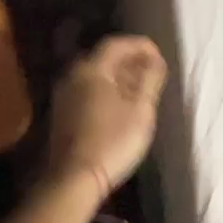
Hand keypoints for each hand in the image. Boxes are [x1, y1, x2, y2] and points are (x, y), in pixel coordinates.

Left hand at [44, 35, 166, 198]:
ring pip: (95, 76)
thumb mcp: (141, 109)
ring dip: (119, 77)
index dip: (140, 45)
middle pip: (104, 58)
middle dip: (130, 61)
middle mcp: (72, 76)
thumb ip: (150, 79)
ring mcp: (64, 96)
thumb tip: (156, 60)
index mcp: (92, 69)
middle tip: (152, 72)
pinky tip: (120, 106)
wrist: (74, 178)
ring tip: (140, 89)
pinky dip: (106, 91)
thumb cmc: (112, 140)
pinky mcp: (62, 115)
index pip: (117, 44)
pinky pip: (88, 91)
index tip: (160, 56)